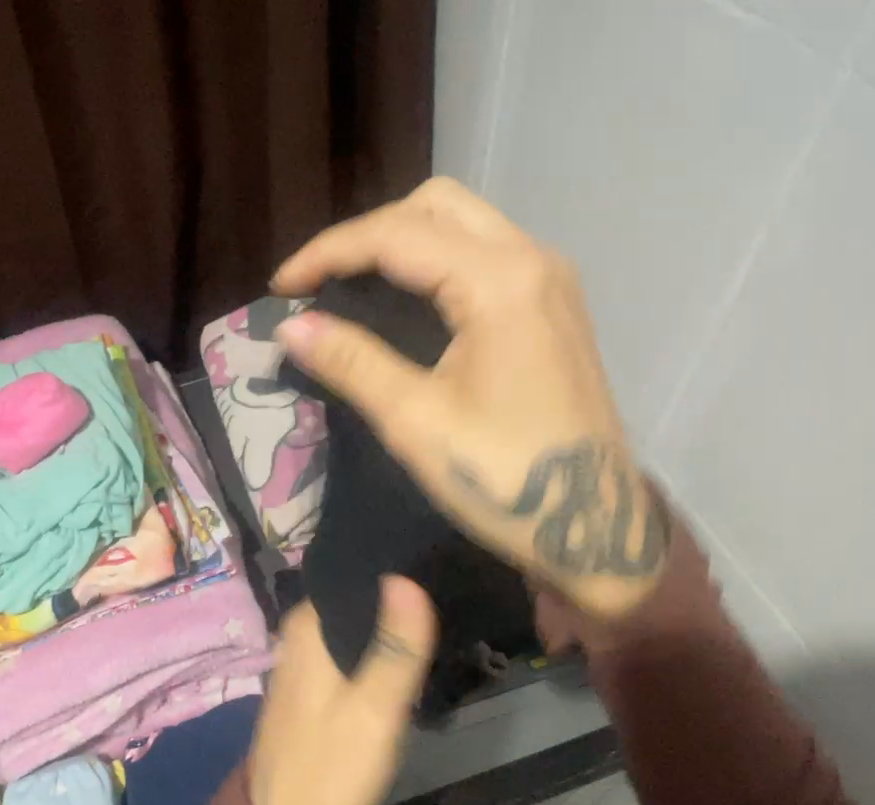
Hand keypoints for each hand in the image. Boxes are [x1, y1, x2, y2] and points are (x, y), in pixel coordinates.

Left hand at [248, 576, 437, 804]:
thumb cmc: (329, 768)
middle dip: (403, 596)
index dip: (400, 567)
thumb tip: (406, 575)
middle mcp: (301, 633)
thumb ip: (394, 648)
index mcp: (308, 627)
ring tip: (446, 615)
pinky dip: (378, 650)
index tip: (447, 563)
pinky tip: (411, 653)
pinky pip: (352, 650)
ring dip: (394, 625)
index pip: (358, 574)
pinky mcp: (315, 684)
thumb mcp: (372, 711)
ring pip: (358, 626)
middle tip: (458, 591)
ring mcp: (306, 659)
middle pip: (361, 599)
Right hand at [273, 177, 668, 618]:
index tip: (280, 290)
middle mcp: (532, 260)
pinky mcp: (555, 307)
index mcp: (500, 281)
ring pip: (464, 223)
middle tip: (320, 284)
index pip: (396, 235)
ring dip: (402, 242)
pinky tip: (406, 302)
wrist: (595, 527)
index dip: (328, 254)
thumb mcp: (416, 422)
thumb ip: (352, 363)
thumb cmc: (504, 479)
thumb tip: (290, 328)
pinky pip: (486, 254)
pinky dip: (436, 261)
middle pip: (435, 206)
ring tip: (351, 288)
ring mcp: (551, 281)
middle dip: (367, 235)